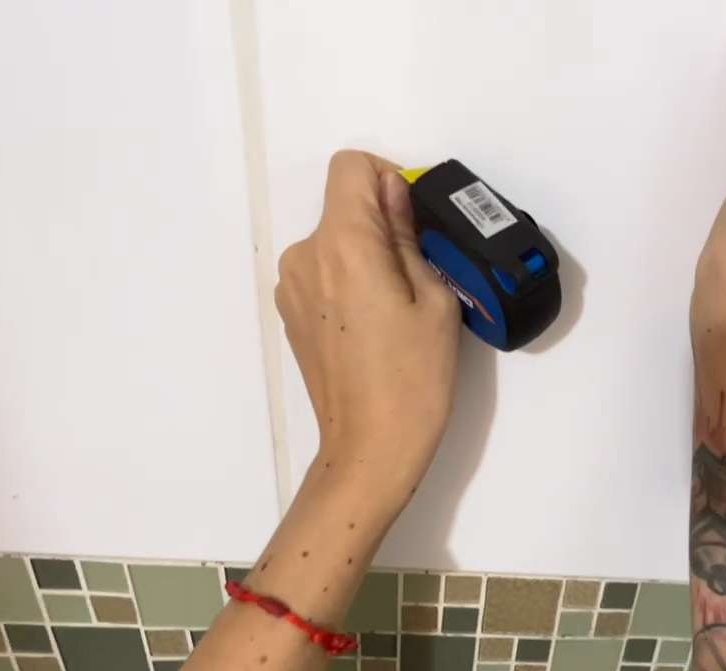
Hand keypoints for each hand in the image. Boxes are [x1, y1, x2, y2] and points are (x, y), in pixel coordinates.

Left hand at [276, 151, 460, 509]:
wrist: (371, 447)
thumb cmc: (414, 380)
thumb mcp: (434, 302)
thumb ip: (408, 237)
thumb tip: (394, 194)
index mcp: (342, 244)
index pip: (351, 167)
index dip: (388, 180)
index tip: (415, 220)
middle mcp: (304, 256)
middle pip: (343, 209)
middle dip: (383, 228)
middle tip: (422, 279)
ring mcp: (291, 289)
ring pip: (334, 244)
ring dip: (367, 259)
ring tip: (399, 313)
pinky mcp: (291, 316)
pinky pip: (324, 276)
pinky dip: (350, 284)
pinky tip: (375, 330)